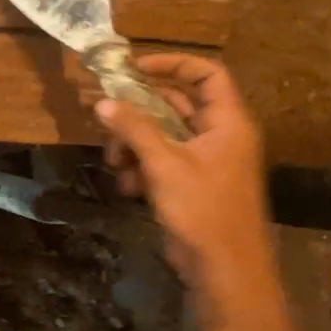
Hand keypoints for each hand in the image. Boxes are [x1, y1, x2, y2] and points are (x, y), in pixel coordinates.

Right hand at [97, 53, 271, 283]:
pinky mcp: (191, 182)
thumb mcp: (163, 164)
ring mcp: (205, 159)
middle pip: (176, 104)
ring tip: (116, 161)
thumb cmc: (202, 209)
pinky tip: (128, 185)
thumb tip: (102, 102)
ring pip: (162, 134)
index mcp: (228, 124)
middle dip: (137, 111)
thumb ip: (134, 130)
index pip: (207, 75)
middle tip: (104, 112)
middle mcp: (219, 135)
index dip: (172, 64)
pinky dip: (140, 166)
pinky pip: (160, 159)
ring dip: (132, 143)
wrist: (223, 266)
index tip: (133, 68)